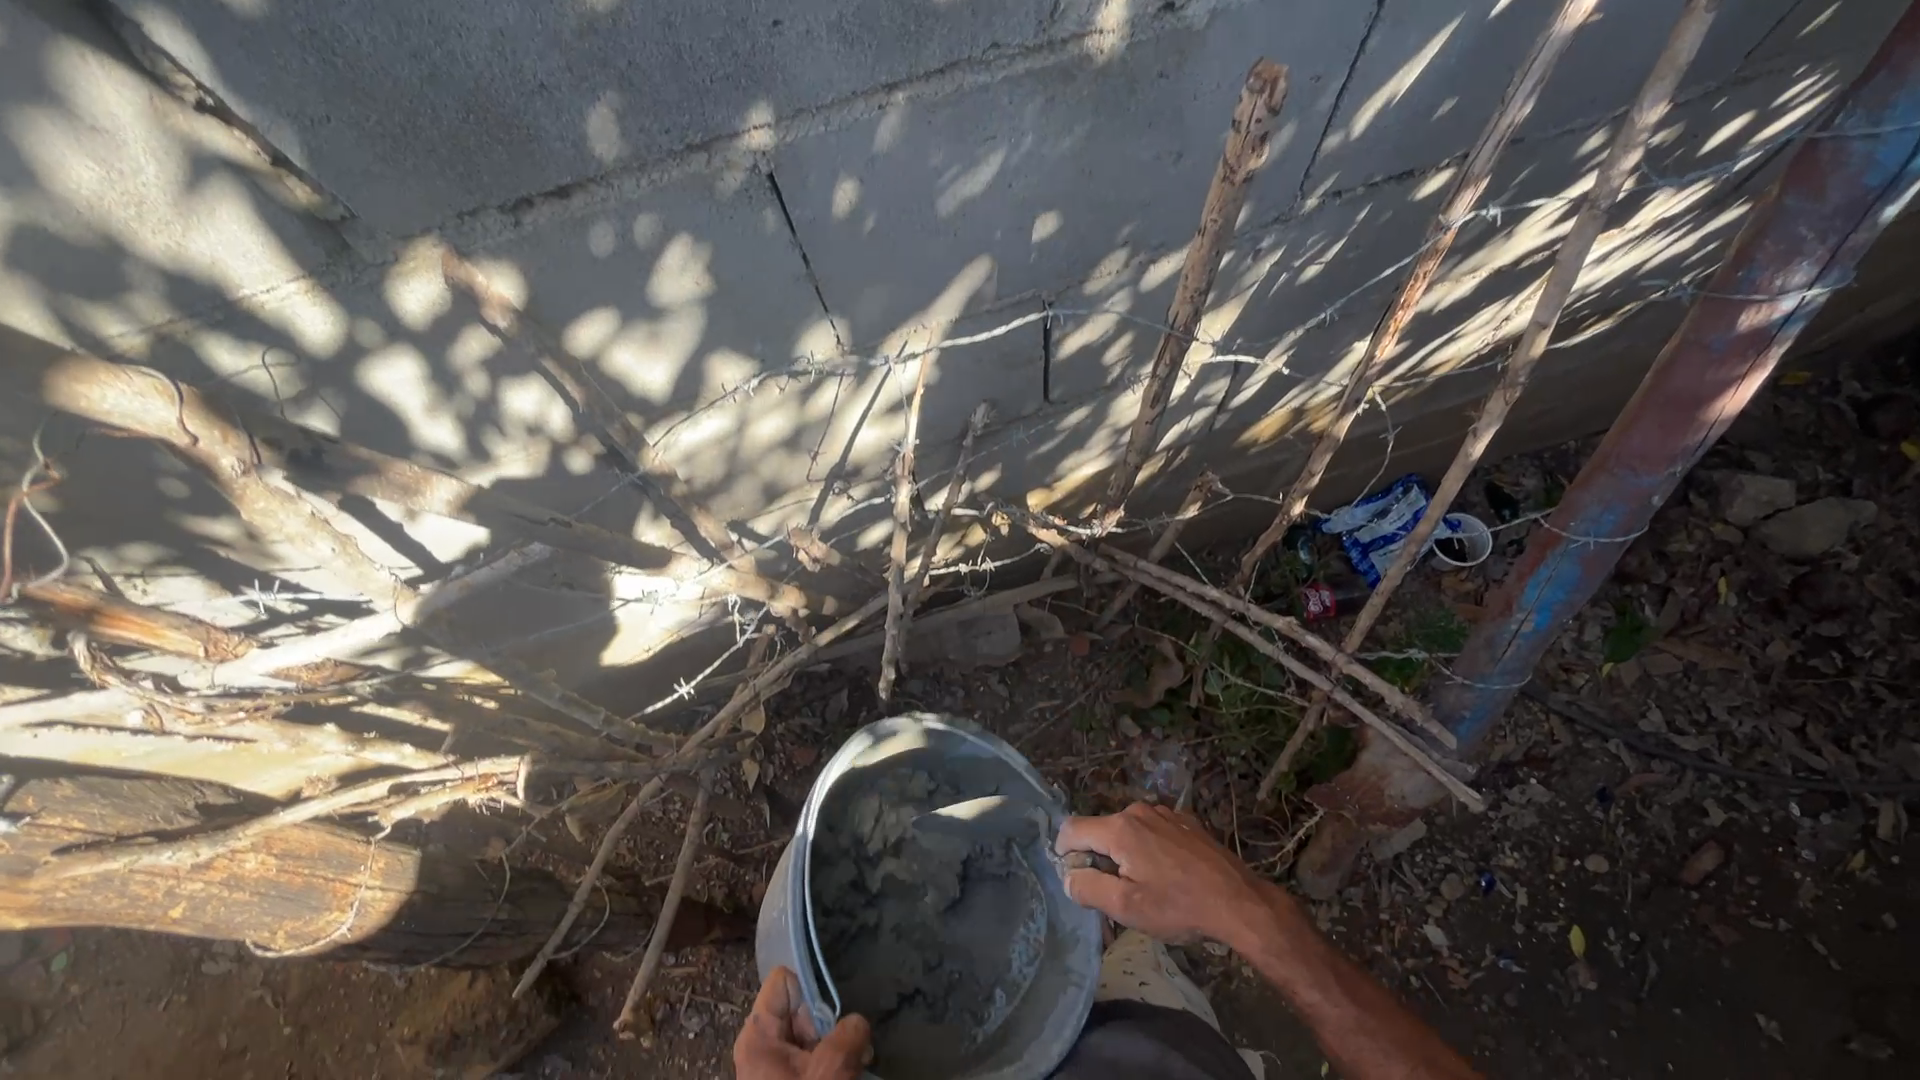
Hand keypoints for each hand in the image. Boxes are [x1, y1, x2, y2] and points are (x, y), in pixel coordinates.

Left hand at [733, 966, 871, 1079]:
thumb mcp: (832, 1071)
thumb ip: (849, 1033)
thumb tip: (857, 1024)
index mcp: (758, 1034)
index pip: (784, 981)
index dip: (812, 991)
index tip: (830, 1017)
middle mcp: (762, 1045)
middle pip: (802, 1010)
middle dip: (831, 1025)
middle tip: (851, 1049)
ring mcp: (774, 1069)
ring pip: (813, 1038)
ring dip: (838, 1049)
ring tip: (853, 1070)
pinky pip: (815, 1061)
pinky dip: (834, 1067)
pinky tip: (848, 1077)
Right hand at [1055, 802, 1272, 946]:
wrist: (1239, 902)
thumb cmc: (1179, 907)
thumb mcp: (1127, 907)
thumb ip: (1088, 888)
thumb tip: (1069, 876)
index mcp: (1119, 828)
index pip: (1072, 829)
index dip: (1065, 854)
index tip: (1078, 881)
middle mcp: (1138, 811)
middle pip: (1100, 831)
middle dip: (1098, 859)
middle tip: (1115, 893)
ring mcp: (1164, 813)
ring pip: (1127, 831)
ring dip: (1124, 855)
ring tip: (1145, 887)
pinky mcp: (1185, 821)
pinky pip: (1152, 831)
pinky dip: (1148, 849)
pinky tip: (1168, 874)